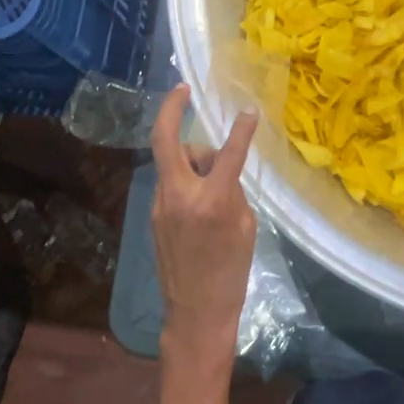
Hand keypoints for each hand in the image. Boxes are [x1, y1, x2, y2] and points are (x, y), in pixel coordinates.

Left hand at [150, 84, 259, 356]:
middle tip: (182, 90)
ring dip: (192, 159)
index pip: (228, 153)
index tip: (249, 112)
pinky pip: (172, 184)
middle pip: (166, 140)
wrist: (196, 313)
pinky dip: (187, 180)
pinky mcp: (154, 217)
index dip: (241, 130)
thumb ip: (233, 192)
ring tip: (216, 177)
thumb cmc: (231, 276)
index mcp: (210, 202)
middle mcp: (178, 196)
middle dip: (171, 109)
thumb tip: (223, 170)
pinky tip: (202, 197)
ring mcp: (160, 205)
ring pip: (172, 163)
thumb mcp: (246, 230)